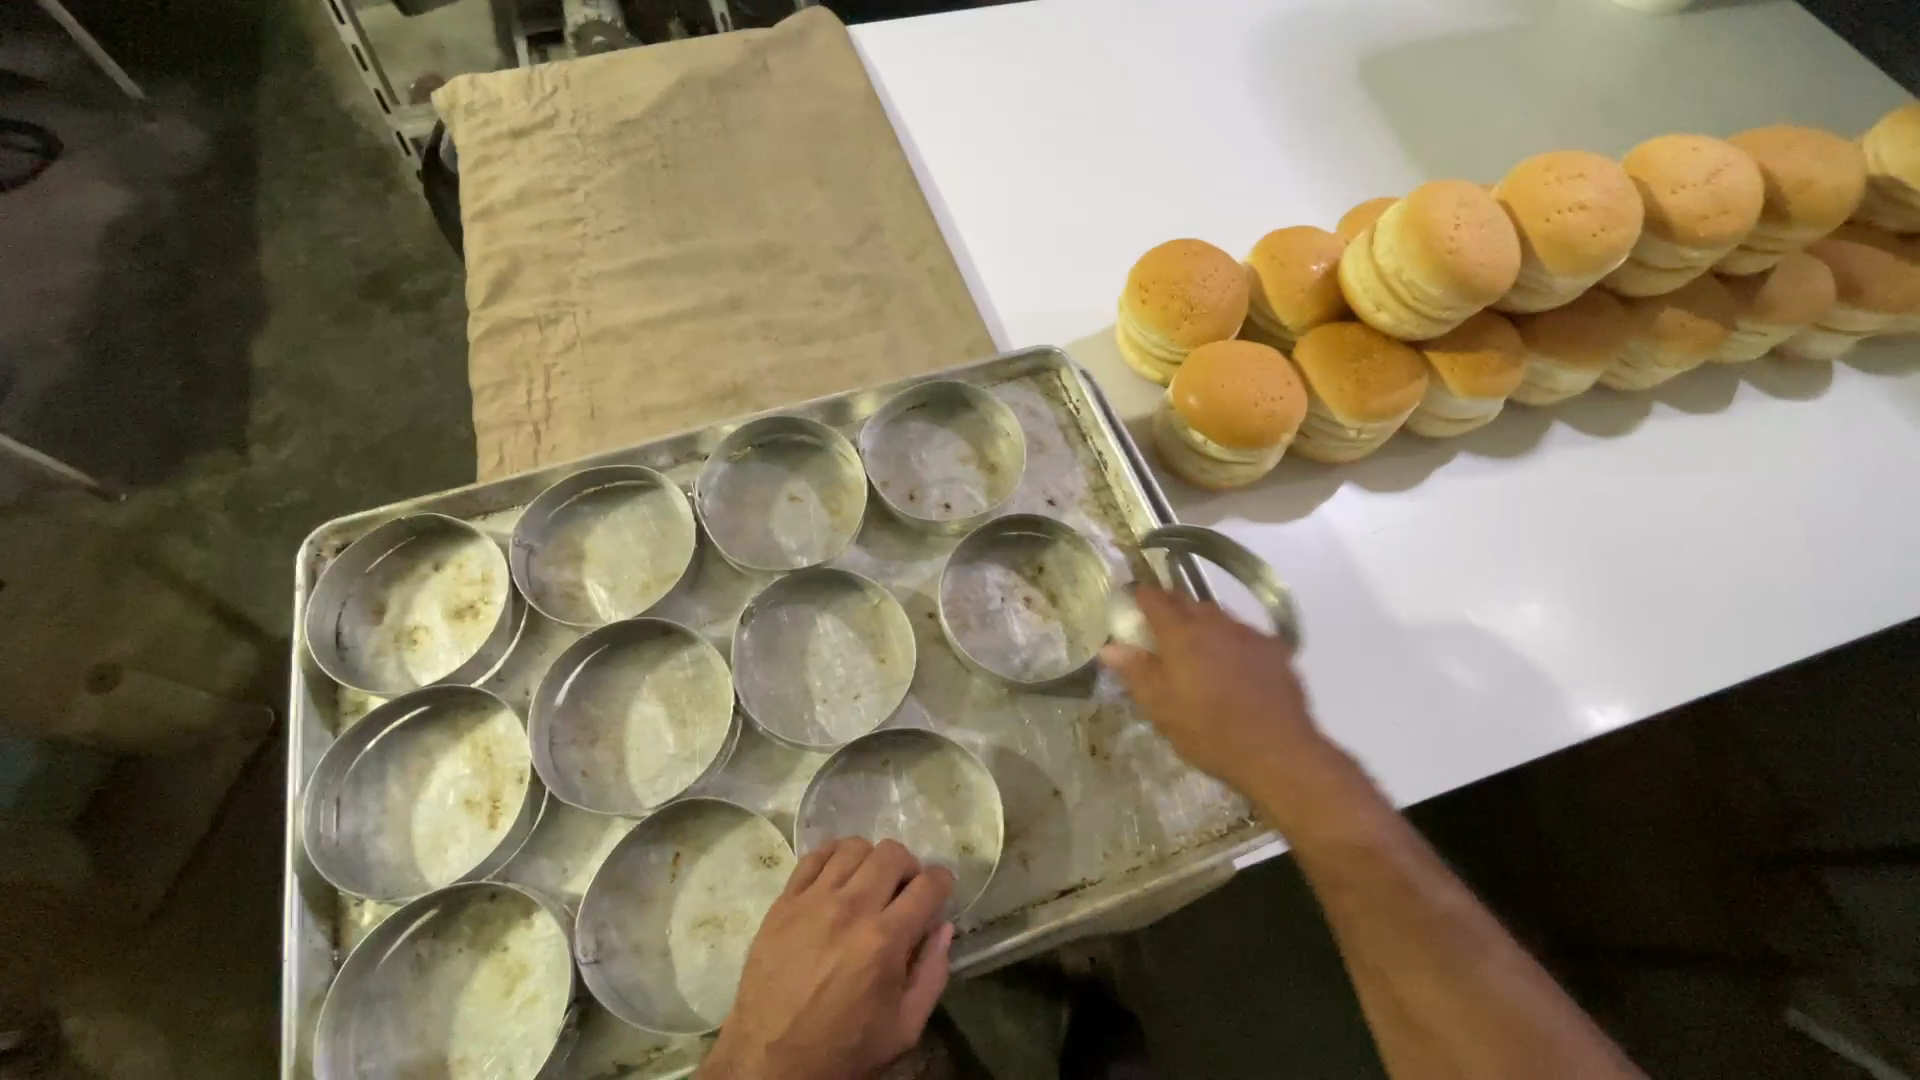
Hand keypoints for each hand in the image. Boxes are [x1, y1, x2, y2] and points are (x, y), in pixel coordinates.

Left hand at [701, 838, 955, 1079]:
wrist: (769, 1064)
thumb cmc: (843, 1050)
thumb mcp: (904, 1028)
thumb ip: (933, 974)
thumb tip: (943, 927)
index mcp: (885, 940)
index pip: (928, 884)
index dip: (943, 882)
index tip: (940, 893)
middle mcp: (851, 909)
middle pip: (892, 854)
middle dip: (909, 868)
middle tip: (904, 892)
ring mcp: (813, 901)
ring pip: (854, 847)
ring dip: (871, 861)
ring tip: (869, 884)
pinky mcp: (784, 902)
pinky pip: (814, 856)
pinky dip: (833, 857)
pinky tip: (838, 878)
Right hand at [1101, 585, 1355, 825]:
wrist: (1279, 752)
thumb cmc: (1210, 733)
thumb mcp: (1161, 709)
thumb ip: (1136, 672)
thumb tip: (1109, 647)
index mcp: (1181, 635)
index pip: (1155, 599)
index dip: (1140, 595)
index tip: (1131, 598)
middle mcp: (1215, 624)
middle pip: (1188, 601)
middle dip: (1171, 605)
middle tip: (1159, 623)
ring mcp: (1248, 634)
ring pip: (1218, 616)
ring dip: (1202, 622)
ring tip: (1196, 646)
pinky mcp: (1275, 650)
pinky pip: (1244, 634)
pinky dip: (1230, 641)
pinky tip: (1232, 665)